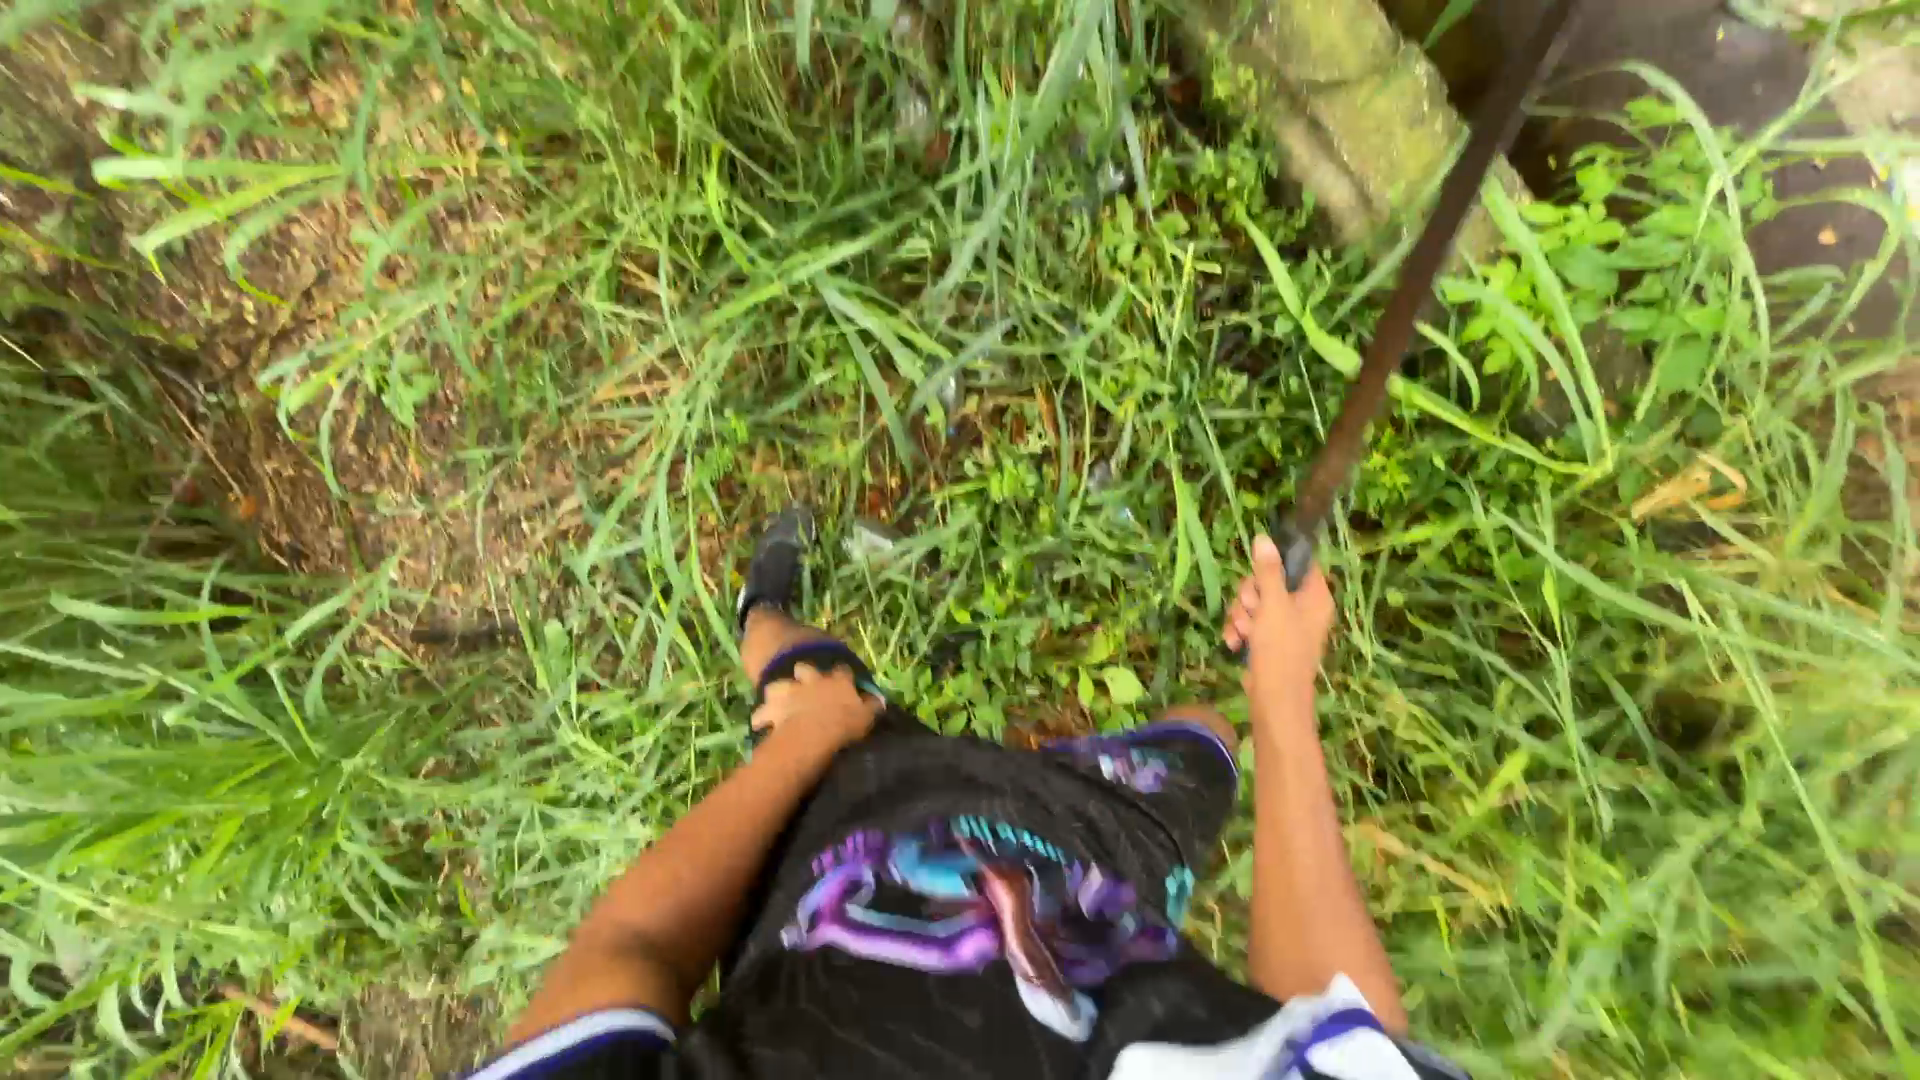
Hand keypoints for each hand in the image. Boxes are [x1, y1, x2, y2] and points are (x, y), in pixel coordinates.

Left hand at [751, 663, 880, 752]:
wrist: (813, 732)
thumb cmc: (844, 724)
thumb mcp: (867, 716)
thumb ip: (873, 706)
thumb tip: (880, 699)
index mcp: (838, 681)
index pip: (842, 671)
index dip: (842, 674)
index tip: (844, 680)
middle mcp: (813, 680)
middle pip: (806, 668)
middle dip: (804, 672)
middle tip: (805, 679)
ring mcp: (791, 692)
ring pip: (780, 684)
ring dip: (779, 689)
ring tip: (779, 696)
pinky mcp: (774, 708)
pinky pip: (763, 712)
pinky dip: (761, 715)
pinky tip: (760, 721)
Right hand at [1222, 535, 1335, 726]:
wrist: (1275, 699)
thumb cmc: (1281, 649)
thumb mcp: (1273, 605)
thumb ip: (1267, 571)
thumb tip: (1263, 538)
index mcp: (1314, 595)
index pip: (1297, 563)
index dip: (1273, 564)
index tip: (1258, 575)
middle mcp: (1302, 607)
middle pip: (1268, 581)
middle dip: (1249, 596)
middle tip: (1250, 610)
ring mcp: (1285, 624)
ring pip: (1254, 602)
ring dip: (1240, 615)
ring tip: (1241, 632)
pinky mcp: (1269, 639)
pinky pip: (1249, 622)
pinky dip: (1239, 631)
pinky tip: (1234, 642)